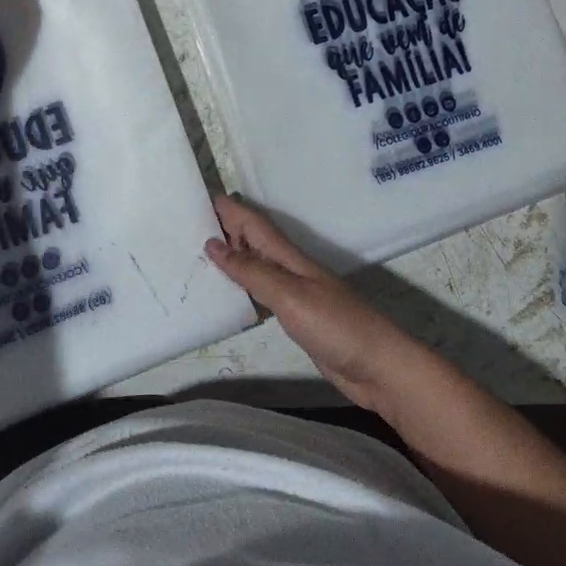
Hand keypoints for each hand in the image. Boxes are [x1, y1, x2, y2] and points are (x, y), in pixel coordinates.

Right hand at [205, 196, 426, 411]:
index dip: (229, 210)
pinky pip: (262, 293)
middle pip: (253, 241)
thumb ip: (253, 271)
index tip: (196, 197)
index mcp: (290, 257)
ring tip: (197, 257)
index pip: (254, 224)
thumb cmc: (337, 326)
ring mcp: (295, 294)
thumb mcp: (290, 295)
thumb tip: (213, 244)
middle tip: (185, 227)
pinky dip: (243, 287)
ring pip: (256, 266)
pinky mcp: (297, 317)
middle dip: (224, 229)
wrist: (379, 368)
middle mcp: (290, 269)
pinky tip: (228, 295)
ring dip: (231, 258)